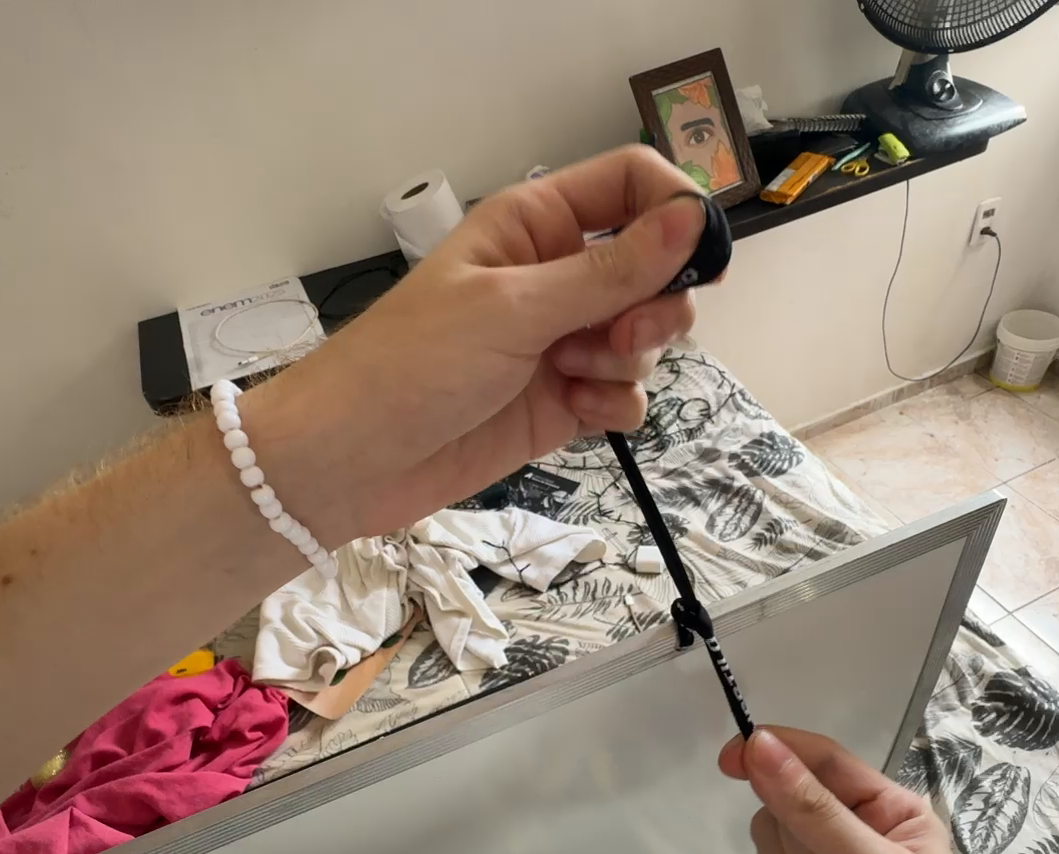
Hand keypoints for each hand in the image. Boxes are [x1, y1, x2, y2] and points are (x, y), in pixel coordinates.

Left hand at [248, 145, 706, 545]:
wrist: (359, 461)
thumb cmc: (416, 364)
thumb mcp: (514, 308)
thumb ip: (608, 272)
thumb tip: (691, 220)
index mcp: (536, 226)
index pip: (629, 187)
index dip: (672, 212)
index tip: (699, 257)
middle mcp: (557, 279)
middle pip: (652, 270)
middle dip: (655, 305)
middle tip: (625, 335)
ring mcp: (563, 345)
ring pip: (644, 337)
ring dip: (627, 359)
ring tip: (575, 377)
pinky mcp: (565, 404)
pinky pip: (624, 394)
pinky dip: (614, 405)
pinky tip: (577, 414)